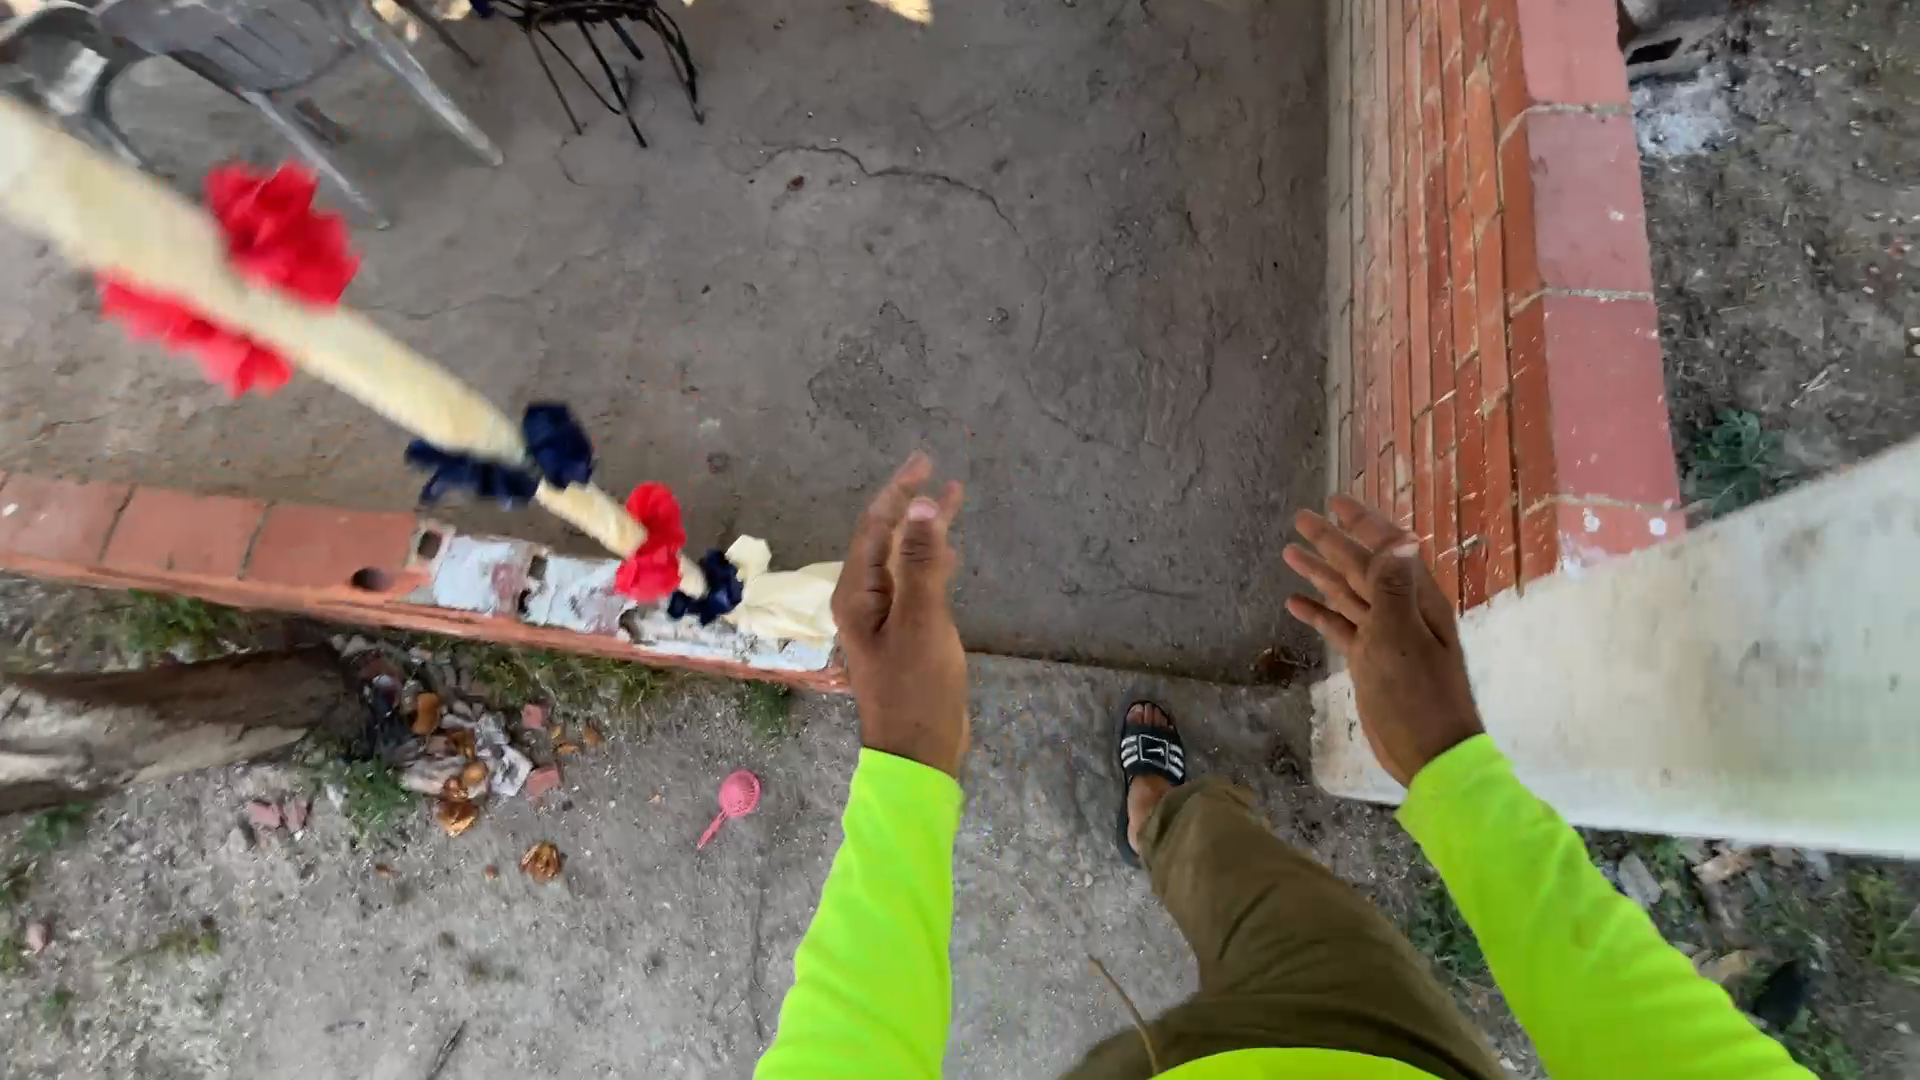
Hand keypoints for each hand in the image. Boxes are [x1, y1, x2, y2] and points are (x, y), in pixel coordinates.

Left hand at [830, 452, 969, 777]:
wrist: (918, 750)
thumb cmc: (916, 687)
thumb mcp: (921, 622)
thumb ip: (919, 563)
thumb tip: (920, 506)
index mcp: (857, 593)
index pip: (874, 527)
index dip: (898, 491)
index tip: (923, 462)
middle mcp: (864, 598)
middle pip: (886, 538)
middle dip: (911, 505)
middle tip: (937, 472)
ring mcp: (884, 616)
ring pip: (903, 559)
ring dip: (924, 530)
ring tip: (953, 500)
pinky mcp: (905, 631)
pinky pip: (915, 583)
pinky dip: (932, 561)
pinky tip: (949, 553)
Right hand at [1282, 495, 1483, 786]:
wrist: (1428, 752)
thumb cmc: (1417, 695)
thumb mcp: (1401, 638)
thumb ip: (1394, 587)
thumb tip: (1400, 536)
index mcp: (1414, 600)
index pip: (1386, 550)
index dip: (1362, 524)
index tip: (1334, 502)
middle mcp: (1399, 610)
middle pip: (1360, 566)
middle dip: (1332, 541)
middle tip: (1301, 519)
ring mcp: (1382, 635)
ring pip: (1346, 593)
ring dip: (1320, 573)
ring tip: (1289, 553)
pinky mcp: (1368, 658)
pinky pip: (1338, 625)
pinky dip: (1318, 613)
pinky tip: (1295, 603)